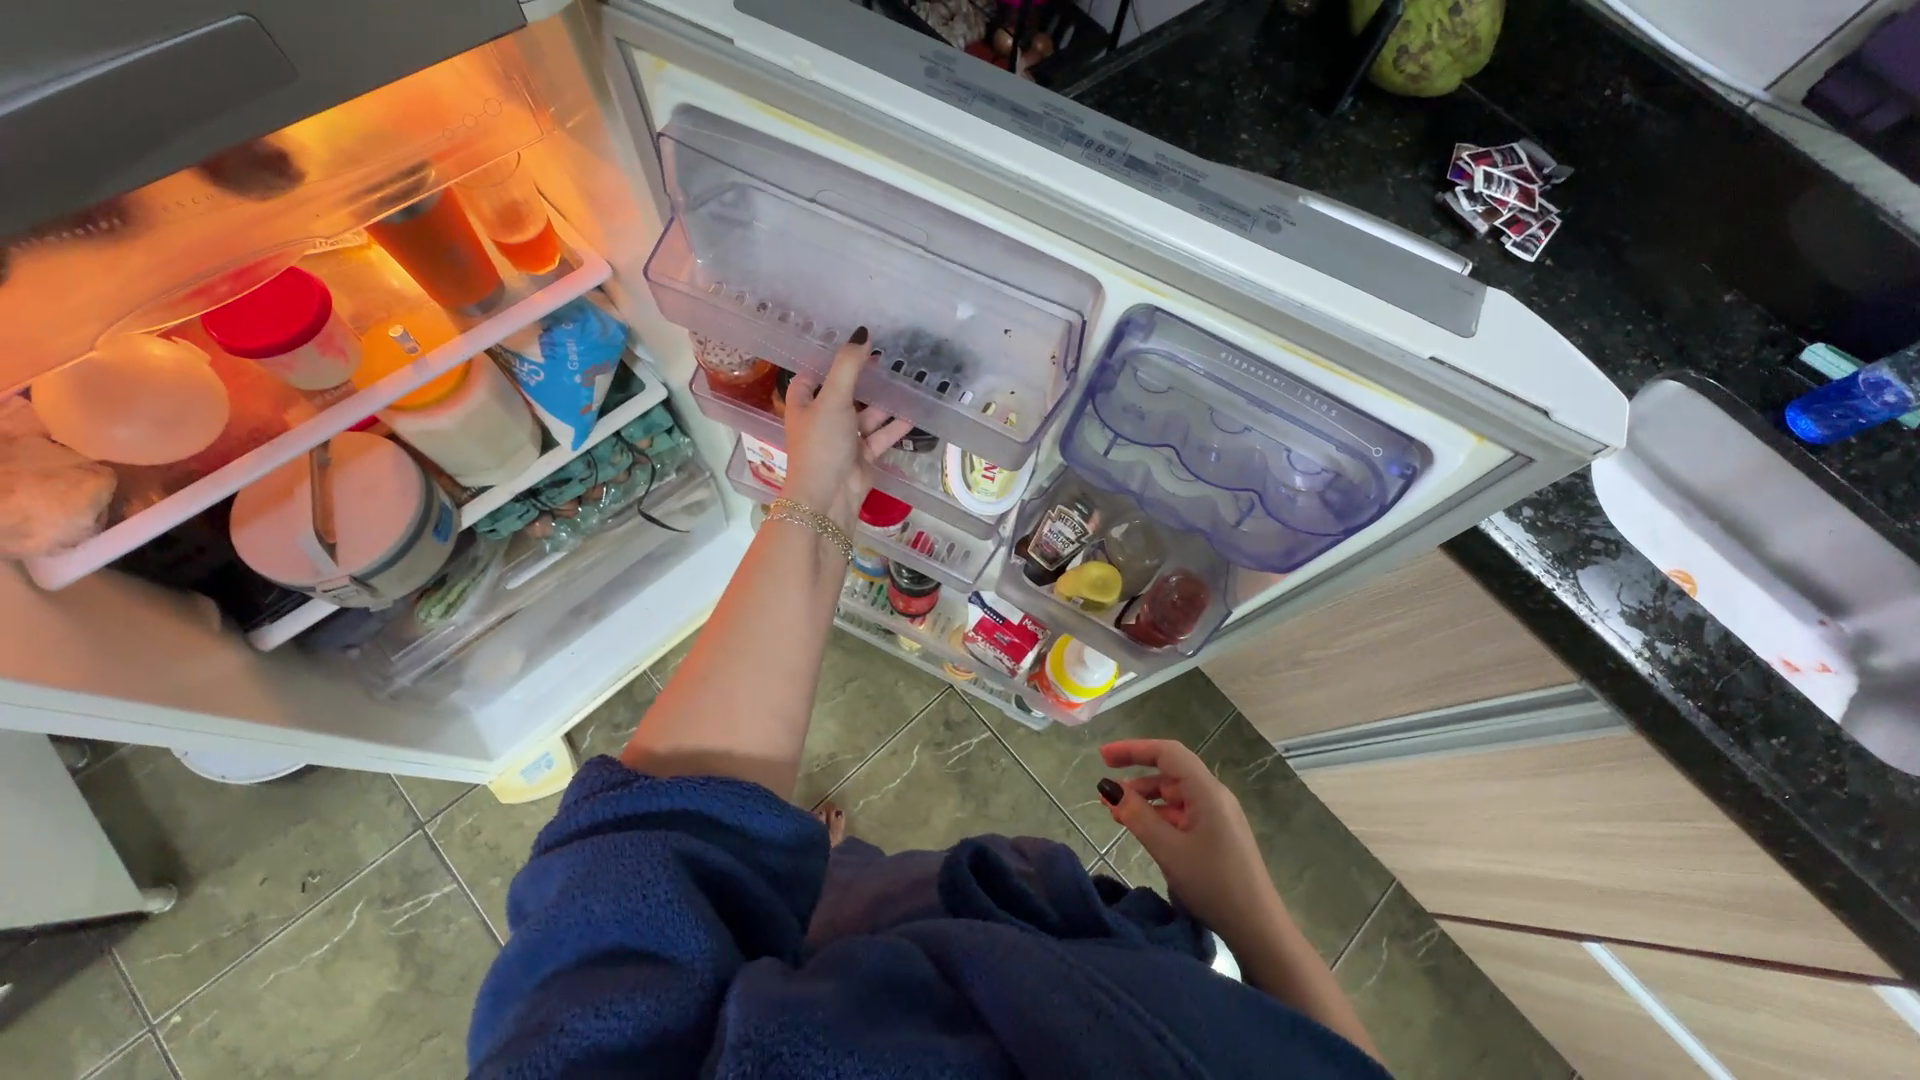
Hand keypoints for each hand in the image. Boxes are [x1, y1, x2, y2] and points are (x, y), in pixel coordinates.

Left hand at [782, 328, 913, 529]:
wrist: (828, 496)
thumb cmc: (822, 444)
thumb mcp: (833, 399)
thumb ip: (848, 366)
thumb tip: (863, 333)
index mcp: (804, 405)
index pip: (811, 376)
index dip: (828, 362)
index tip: (851, 346)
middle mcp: (821, 421)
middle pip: (844, 394)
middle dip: (864, 380)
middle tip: (888, 358)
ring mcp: (842, 440)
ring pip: (865, 416)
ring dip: (883, 403)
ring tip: (906, 382)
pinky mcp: (861, 457)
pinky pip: (880, 436)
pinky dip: (894, 427)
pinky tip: (913, 412)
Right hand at [1098, 739, 1284, 942]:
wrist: (1258, 928)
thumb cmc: (1212, 884)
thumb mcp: (1168, 849)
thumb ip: (1136, 815)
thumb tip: (1108, 788)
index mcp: (1207, 791)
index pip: (1167, 753)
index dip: (1133, 749)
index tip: (1103, 757)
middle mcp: (1215, 796)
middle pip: (1171, 773)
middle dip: (1135, 778)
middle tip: (1105, 792)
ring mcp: (1218, 816)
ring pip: (1176, 795)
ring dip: (1145, 800)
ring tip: (1116, 814)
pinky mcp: (1218, 835)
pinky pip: (1184, 814)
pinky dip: (1160, 816)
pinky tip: (1143, 830)